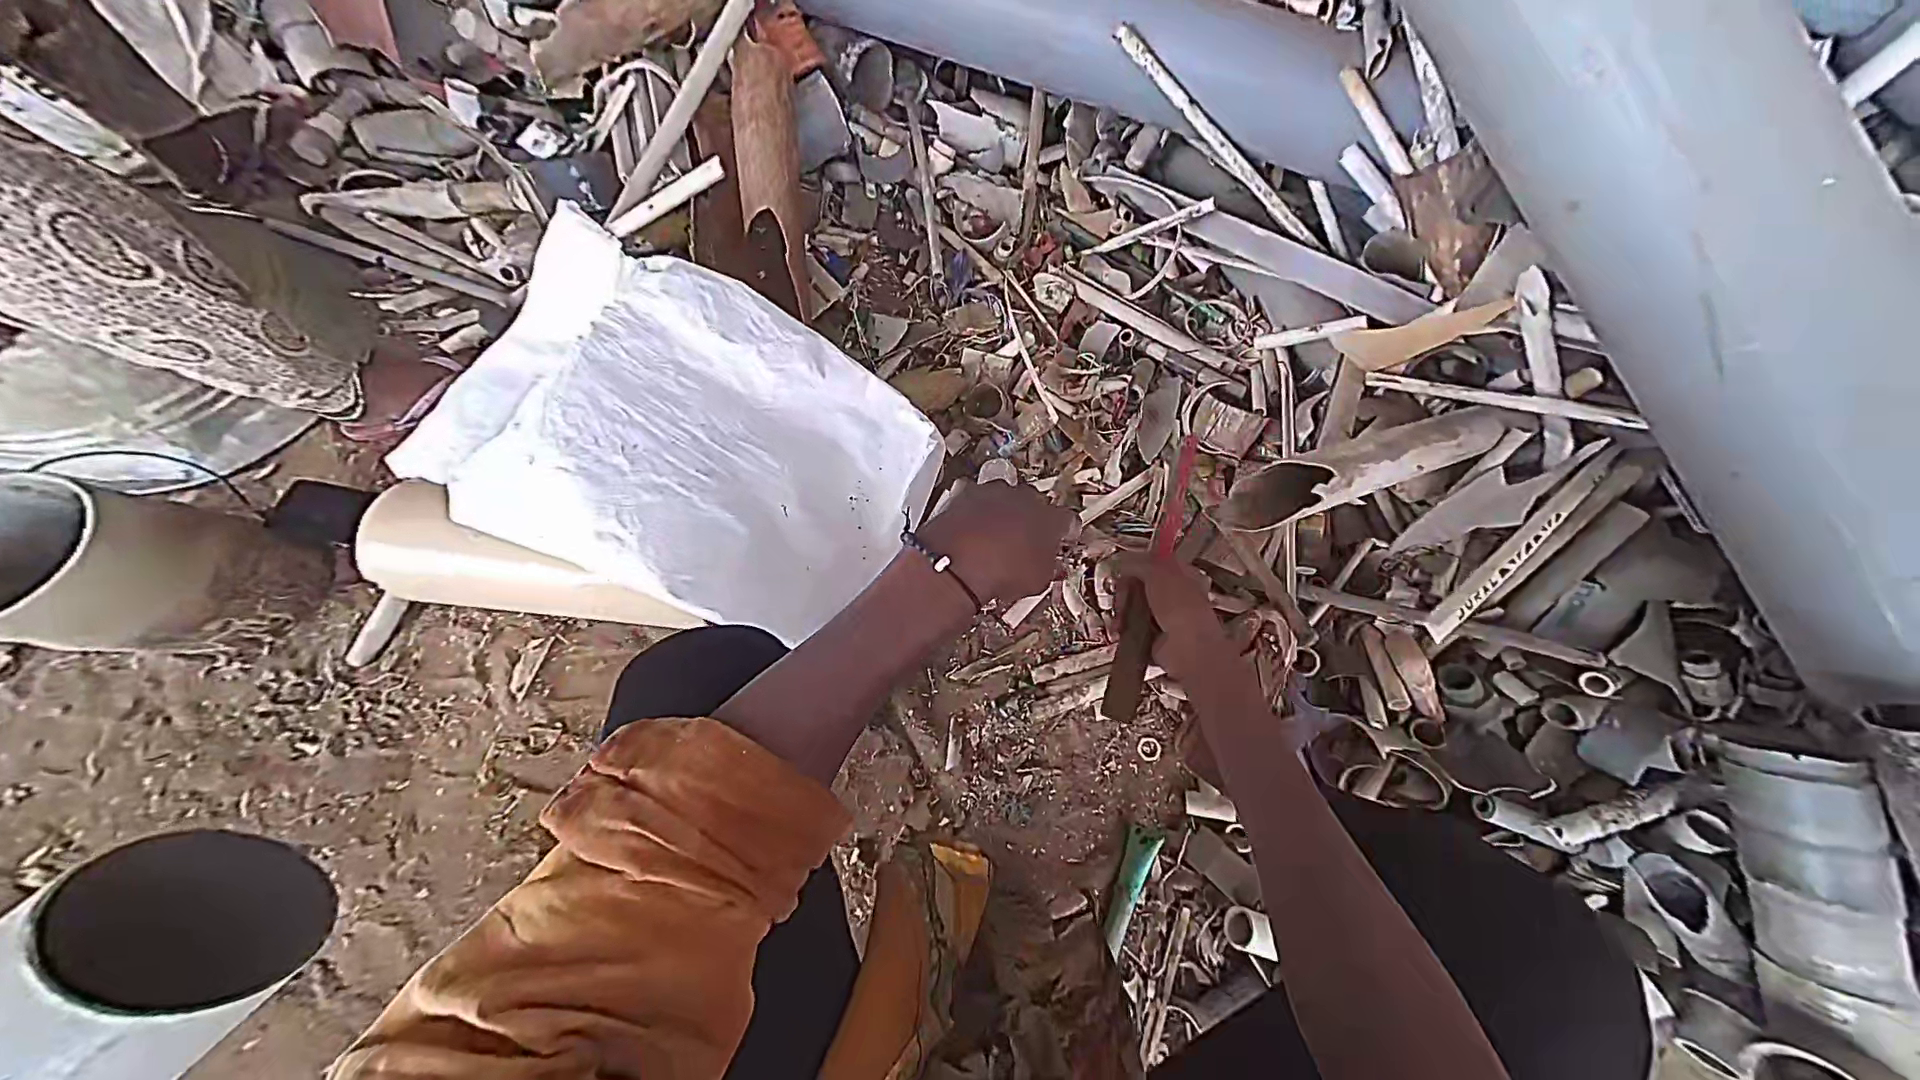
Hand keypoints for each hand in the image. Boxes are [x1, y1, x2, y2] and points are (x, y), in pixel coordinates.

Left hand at [917, 481, 1073, 603]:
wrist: (955, 564)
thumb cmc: (1000, 571)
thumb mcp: (1036, 579)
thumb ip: (1050, 567)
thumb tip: (1052, 567)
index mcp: (1049, 517)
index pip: (1067, 519)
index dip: (1065, 531)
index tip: (1062, 539)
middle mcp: (1024, 497)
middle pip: (1036, 502)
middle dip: (1033, 518)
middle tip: (1027, 540)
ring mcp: (994, 492)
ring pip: (1005, 497)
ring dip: (1004, 511)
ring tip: (998, 536)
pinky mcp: (965, 495)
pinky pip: (977, 500)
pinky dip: (977, 512)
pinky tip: (974, 530)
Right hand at [1112, 553, 1254, 688]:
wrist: (1186, 647)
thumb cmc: (1182, 607)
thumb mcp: (1156, 571)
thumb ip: (1139, 563)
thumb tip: (1125, 561)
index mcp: (1184, 575)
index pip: (1157, 563)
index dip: (1139, 565)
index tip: (1125, 568)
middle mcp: (1177, 598)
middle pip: (1141, 588)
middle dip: (1126, 591)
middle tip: (1122, 594)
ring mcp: (1166, 620)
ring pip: (1135, 609)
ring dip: (1123, 612)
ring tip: (1121, 615)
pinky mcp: (1155, 639)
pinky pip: (1133, 630)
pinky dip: (1124, 630)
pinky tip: (1123, 629)